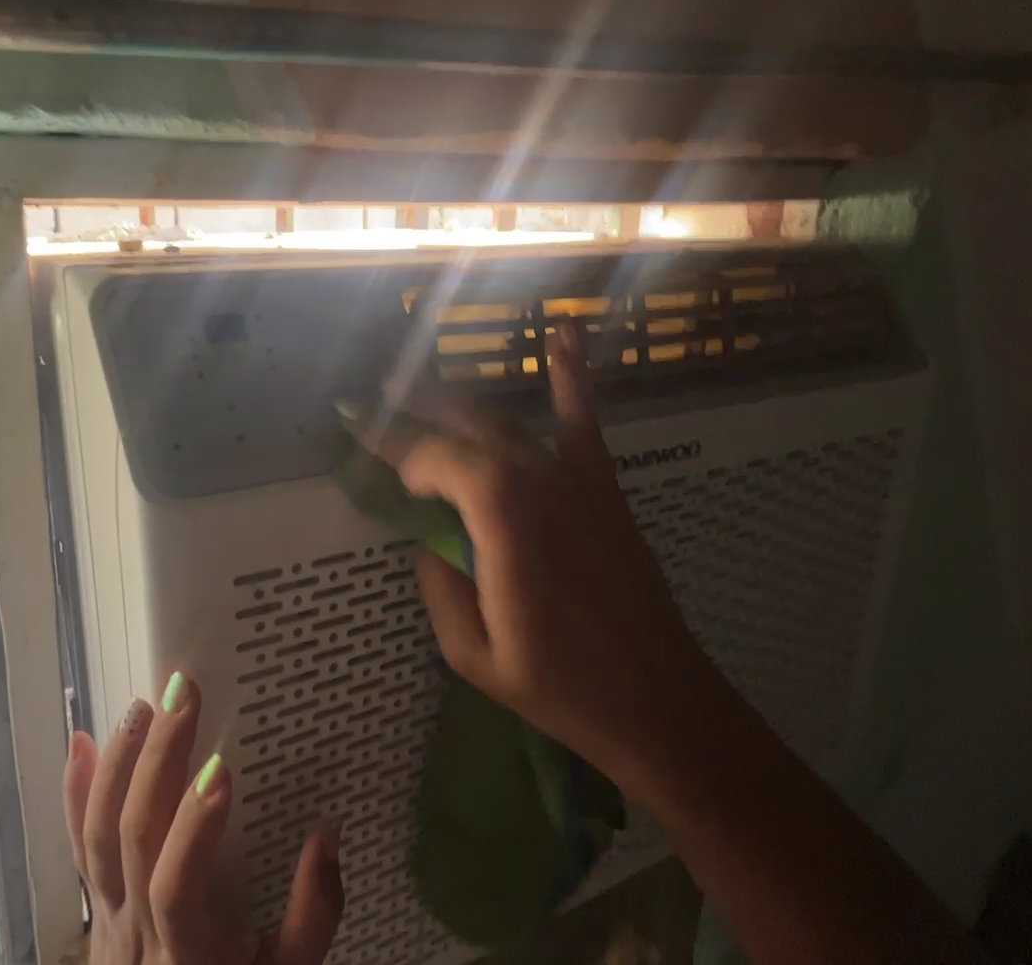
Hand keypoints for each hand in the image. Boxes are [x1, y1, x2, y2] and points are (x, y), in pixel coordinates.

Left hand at [63, 673, 343, 964]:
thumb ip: (314, 913)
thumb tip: (326, 832)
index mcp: (187, 952)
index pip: (176, 885)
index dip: (193, 829)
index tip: (220, 768)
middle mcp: (135, 928)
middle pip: (131, 839)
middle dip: (156, 760)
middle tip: (182, 695)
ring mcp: (106, 912)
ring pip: (97, 833)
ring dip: (118, 762)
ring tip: (144, 705)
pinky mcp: (95, 900)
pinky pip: (76, 844)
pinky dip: (74, 791)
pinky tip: (81, 741)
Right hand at [360, 323, 721, 775]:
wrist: (658, 699)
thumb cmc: (560, 688)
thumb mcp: (472, 654)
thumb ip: (439, 586)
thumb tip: (429, 542)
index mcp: (503, 520)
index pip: (437, 459)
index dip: (400, 453)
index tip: (373, 460)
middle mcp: (539, 481)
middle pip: (466, 429)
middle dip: (415, 416)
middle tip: (374, 408)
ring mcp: (578, 479)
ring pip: (507, 422)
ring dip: (459, 405)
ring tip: (418, 386)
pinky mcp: (604, 487)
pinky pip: (582, 420)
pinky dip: (570, 374)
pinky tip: (561, 333)